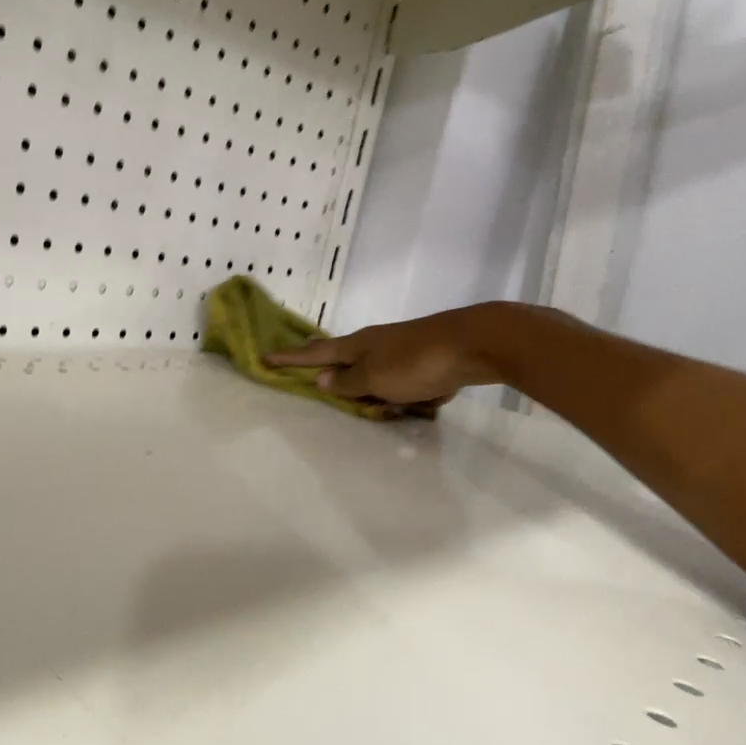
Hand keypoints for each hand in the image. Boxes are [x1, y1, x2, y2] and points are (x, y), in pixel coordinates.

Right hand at [263, 304, 509, 405]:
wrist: (479, 343)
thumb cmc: (417, 362)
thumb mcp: (374, 378)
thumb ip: (347, 382)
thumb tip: (322, 379)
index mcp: (358, 345)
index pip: (315, 354)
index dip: (290, 359)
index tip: (265, 357)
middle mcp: (378, 344)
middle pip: (346, 357)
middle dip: (330, 365)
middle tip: (312, 367)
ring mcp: (405, 349)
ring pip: (379, 371)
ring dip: (375, 386)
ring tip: (378, 400)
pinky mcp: (431, 359)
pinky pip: (409, 380)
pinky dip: (410, 391)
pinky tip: (424, 401)